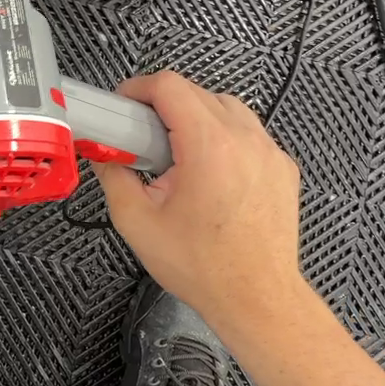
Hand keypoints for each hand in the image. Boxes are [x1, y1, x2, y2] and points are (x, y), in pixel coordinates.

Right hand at [94, 72, 303, 321]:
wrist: (257, 299)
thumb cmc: (206, 267)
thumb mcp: (136, 221)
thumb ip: (113, 177)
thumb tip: (103, 156)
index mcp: (209, 146)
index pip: (170, 86)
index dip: (139, 88)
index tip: (124, 102)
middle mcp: (245, 141)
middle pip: (197, 92)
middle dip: (162, 105)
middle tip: (140, 134)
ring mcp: (269, 153)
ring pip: (226, 108)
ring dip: (194, 117)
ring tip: (172, 152)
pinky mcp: (281, 168)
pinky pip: (248, 133)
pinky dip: (222, 138)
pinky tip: (204, 169)